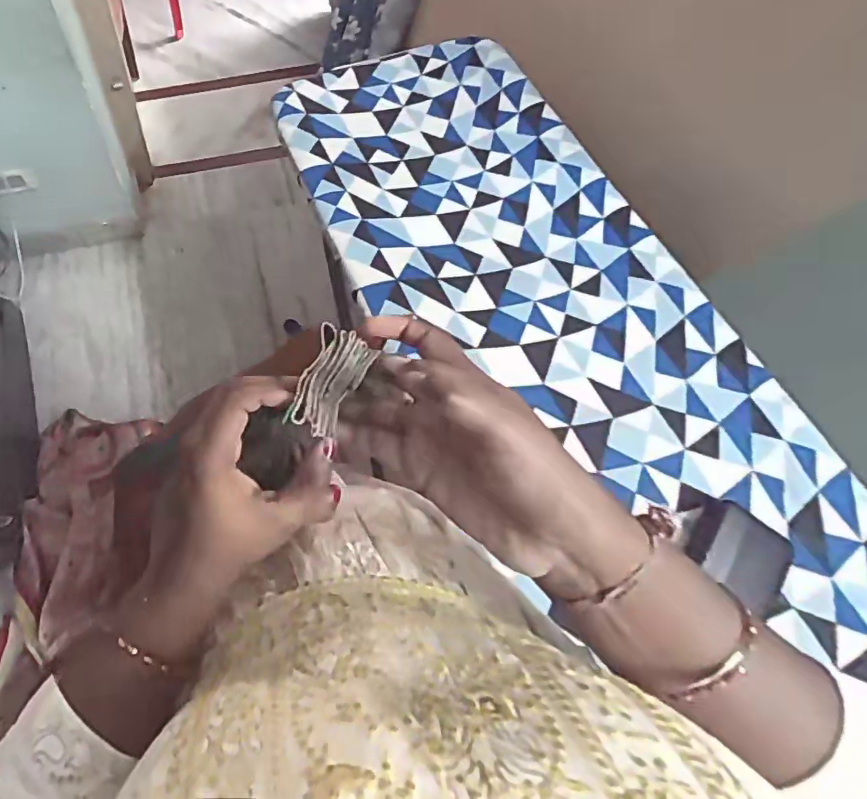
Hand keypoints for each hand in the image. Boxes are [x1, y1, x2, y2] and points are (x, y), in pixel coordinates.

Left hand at [118, 376, 339, 660]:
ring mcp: (181, 446)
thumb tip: (328, 452)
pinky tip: (257, 423)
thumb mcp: (277, 523)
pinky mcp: (181, 454)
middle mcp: (191, 440)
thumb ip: (309, 489)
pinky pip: (208, 416)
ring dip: (248, 396)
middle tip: (296, 395)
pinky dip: (235, 410)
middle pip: (224, 392)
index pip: (236, 397)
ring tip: (281, 404)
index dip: (270, 388)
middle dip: (263, 387)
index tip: (301, 394)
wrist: (179, 578)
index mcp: (210, 451)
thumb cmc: (228, 551)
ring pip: (214, 401)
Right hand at [340, 314, 648, 598]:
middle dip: (356, 372)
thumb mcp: (497, 420)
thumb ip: (448, 389)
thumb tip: (396, 365)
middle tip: (314, 376)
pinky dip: (353, 445)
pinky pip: (378, 452)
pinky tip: (326, 443)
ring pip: (376, 414)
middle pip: (389, 377)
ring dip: (347, 409)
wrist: (557, 537)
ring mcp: (425, 440)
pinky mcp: (417, 473)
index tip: (359, 331)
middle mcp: (437, 405)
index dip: (394, 329)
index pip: (424, 340)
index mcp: (462, 382)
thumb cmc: (534, 467)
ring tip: (310, 409)